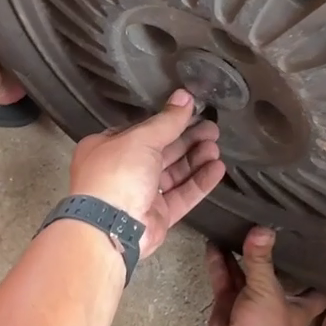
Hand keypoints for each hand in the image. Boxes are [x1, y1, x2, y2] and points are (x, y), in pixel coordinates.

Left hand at [69, 90, 225, 257]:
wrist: (111, 228)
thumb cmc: (115, 176)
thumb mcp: (141, 139)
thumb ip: (167, 120)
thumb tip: (184, 97)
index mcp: (108, 148)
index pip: (142, 130)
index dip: (167, 121)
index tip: (191, 113)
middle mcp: (122, 171)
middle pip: (161, 151)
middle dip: (187, 139)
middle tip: (212, 128)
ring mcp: (140, 194)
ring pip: (173, 173)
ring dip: (195, 159)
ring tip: (216, 147)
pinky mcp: (157, 215)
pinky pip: (182, 195)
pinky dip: (199, 182)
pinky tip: (217, 169)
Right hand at [206, 228, 325, 325]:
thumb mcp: (267, 290)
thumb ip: (261, 260)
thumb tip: (262, 228)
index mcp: (299, 304)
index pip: (317, 287)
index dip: (319, 270)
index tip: (322, 248)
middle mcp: (276, 301)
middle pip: (275, 273)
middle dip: (271, 253)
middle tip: (269, 221)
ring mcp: (250, 302)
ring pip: (245, 272)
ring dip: (239, 253)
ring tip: (236, 225)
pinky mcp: (228, 303)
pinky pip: (224, 279)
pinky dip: (218, 263)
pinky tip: (213, 242)